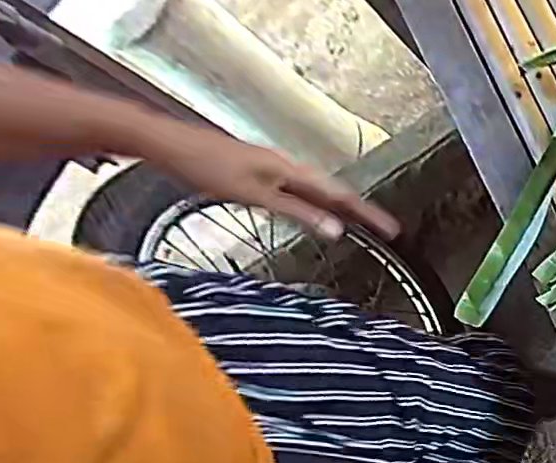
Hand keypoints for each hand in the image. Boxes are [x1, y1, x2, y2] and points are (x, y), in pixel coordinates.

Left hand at [132, 122, 401, 239]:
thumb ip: (300, 213)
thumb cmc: (205, 167)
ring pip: (320, 187)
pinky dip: (321, 199)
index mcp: (291, 171)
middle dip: (363, 210)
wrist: (163, 141)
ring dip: (343, 204)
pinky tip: (320, 208)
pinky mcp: (262, 169)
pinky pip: (304, 186)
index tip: (392, 229)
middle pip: (336, 190)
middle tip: (385, 228)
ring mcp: (274, 165)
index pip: (342, 196)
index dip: (369, 214)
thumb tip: (336, 229)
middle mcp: (287, 165)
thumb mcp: (257, 197)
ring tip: (362, 221)